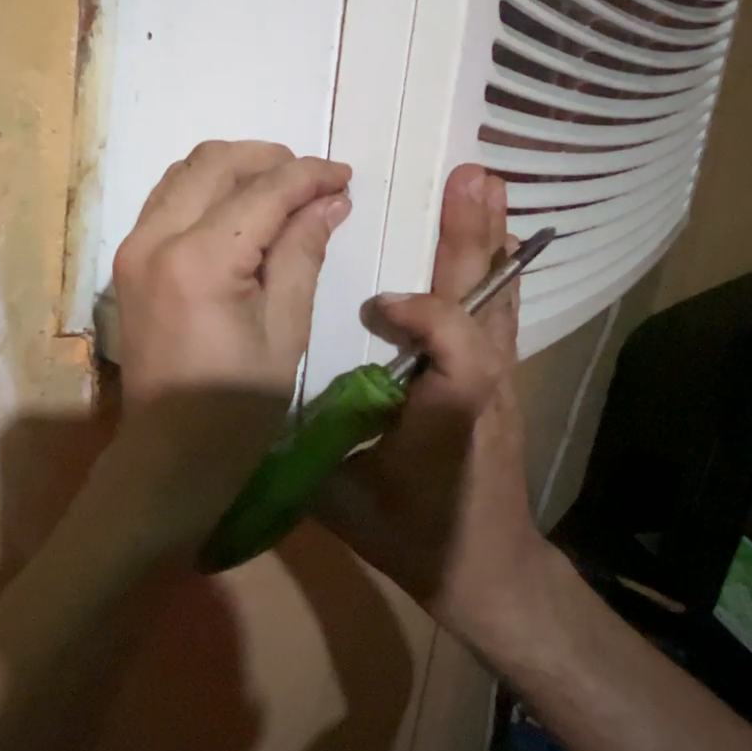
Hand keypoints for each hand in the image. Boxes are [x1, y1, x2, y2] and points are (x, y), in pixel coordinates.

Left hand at [100, 140, 352, 548]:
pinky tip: (239, 213)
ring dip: (234, 170)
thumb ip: (302, 253)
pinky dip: (205, 192)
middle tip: (312, 182)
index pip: (262, 191)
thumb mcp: (286, 331)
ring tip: (280, 193)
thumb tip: (329, 200)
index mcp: (198, 261)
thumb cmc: (237, 408)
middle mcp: (154, 240)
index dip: (310, 175)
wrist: (168, 455)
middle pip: (213, 162)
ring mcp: (132, 248)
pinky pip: (166, 200)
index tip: (345, 176)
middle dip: (269, 160)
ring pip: (184, 173)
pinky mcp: (127, 263)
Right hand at [312, 164, 550, 632]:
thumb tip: (250, 408)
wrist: (490, 574)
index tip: (378, 308)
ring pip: (500, 301)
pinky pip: (499, 314)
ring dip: (488, 240)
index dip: (425, 315)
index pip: (456, 349)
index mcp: (449, 414)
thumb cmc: (419, 540)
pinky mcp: (500, 382)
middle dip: (475, 239)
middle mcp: (484, 387)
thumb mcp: (348, 506)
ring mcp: (501, 381)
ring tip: (486, 184)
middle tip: (474, 176)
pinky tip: (492, 237)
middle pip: (488, 303)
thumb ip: (304, 455)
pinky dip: (493, 269)